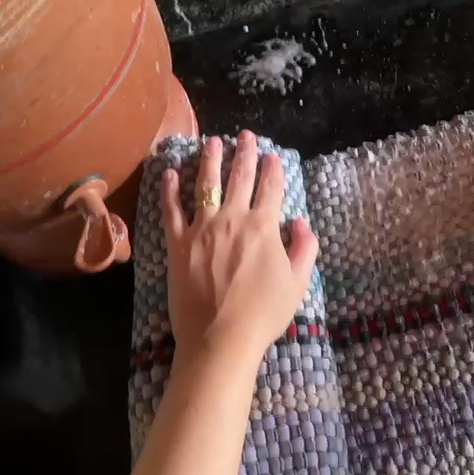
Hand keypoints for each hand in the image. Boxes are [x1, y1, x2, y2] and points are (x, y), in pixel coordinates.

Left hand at [159, 132, 318, 378]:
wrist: (221, 339)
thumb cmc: (263, 314)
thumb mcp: (297, 283)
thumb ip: (304, 248)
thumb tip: (301, 222)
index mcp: (264, 226)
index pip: (271, 188)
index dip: (273, 169)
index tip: (273, 155)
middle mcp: (233, 218)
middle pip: (240, 176)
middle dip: (245, 152)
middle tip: (244, 135)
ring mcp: (202, 228)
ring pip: (205, 183)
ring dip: (210, 159)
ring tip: (211, 142)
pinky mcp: (178, 242)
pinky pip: (171, 210)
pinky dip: (169, 190)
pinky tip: (169, 173)